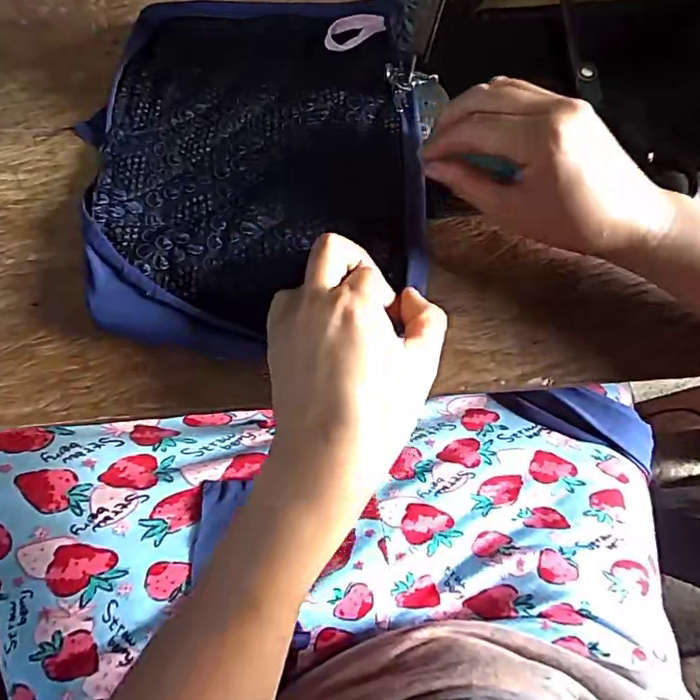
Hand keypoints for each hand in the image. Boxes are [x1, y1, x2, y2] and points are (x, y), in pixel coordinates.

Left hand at [264, 233, 446, 504]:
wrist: (324, 452)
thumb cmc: (379, 413)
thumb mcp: (422, 365)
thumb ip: (428, 319)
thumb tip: (410, 299)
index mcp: (353, 301)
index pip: (372, 274)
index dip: (387, 295)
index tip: (391, 321)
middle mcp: (315, 300)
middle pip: (330, 247)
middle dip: (353, 261)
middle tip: (366, 296)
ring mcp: (288, 318)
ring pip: (304, 279)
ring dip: (325, 290)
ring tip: (343, 328)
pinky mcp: (272, 338)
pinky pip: (288, 307)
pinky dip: (304, 312)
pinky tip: (322, 344)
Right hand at [421, 77, 682, 258]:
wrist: (633, 219)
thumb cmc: (577, 224)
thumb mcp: (512, 211)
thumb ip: (468, 183)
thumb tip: (434, 167)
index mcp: (541, 138)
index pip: (473, 128)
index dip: (441, 143)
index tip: (425, 158)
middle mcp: (554, 109)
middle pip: (482, 96)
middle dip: (449, 119)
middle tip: (433, 145)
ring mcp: (565, 102)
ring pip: (499, 86)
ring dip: (469, 106)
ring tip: (453, 134)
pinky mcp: (570, 103)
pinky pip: (520, 90)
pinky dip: (492, 103)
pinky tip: (482, 126)